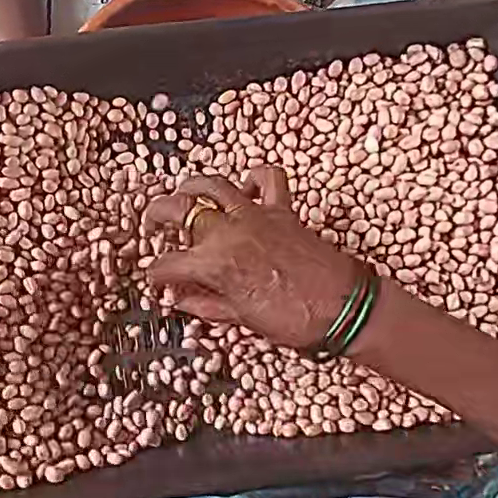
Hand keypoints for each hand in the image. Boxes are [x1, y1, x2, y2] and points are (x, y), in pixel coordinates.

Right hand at [142, 168, 362, 348]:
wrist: (344, 309)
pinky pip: (267, 179)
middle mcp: (229, 232)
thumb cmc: (294, 319)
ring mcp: (256, 216)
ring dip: (193, 185)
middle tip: (152, 225)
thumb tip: (181, 298)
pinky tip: (244, 189)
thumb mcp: (240, 318)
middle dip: (156, 215)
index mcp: (214, 264)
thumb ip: (204, 304)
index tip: (157, 280)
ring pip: (214, 184)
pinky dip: (253, 179)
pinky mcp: (282, 210)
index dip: (156, 274)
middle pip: (178, 209)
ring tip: (185, 192)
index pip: (167, 264)